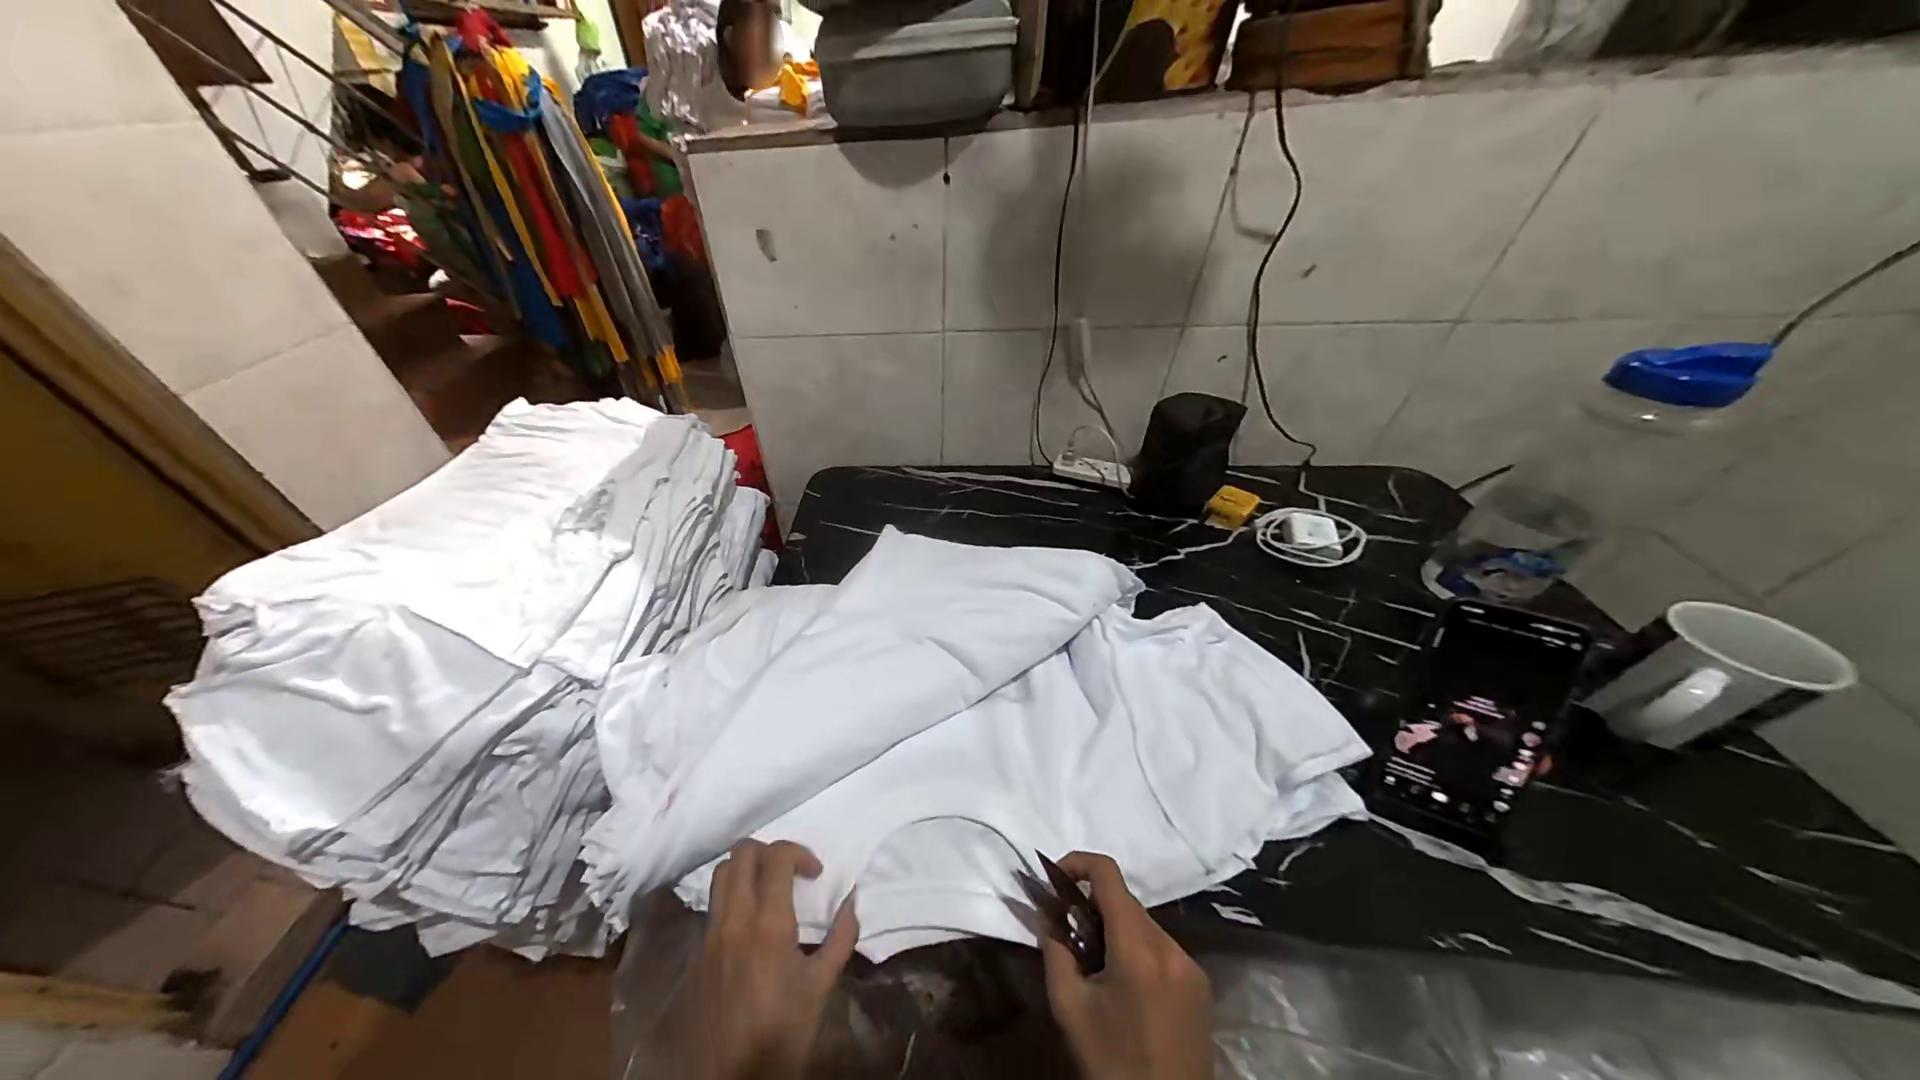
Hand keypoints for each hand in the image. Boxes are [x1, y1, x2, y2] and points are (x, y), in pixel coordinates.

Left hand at [682, 840, 858, 1079]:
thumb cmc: (782, 1033)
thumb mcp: (821, 986)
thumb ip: (841, 937)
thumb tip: (851, 900)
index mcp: (767, 925)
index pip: (776, 857)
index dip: (799, 852)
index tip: (815, 872)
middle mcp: (733, 921)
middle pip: (741, 854)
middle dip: (770, 851)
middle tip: (791, 872)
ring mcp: (708, 936)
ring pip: (721, 875)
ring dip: (747, 868)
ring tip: (769, 888)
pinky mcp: (695, 954)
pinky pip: (712, 907)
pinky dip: (732, 897)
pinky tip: (750, 924)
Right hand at [1041, 852, 1212, 1079]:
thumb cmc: (1111, 1066)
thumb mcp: (1069, 1008)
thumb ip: (1055, 951)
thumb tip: (1048, 915)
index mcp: (1138, 949)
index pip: (1109, 875)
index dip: (1078, 863)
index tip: (1055, 880)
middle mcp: (1170, 947)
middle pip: (1125, 901)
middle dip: (1091, 905)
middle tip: (1067, 933)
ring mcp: (1191, 966)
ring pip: (1143, 924)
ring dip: (1115, 929)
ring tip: (1094, 966)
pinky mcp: (1201, 985)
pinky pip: (1161, 948)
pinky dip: (1137, 949)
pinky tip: (1124, 986)